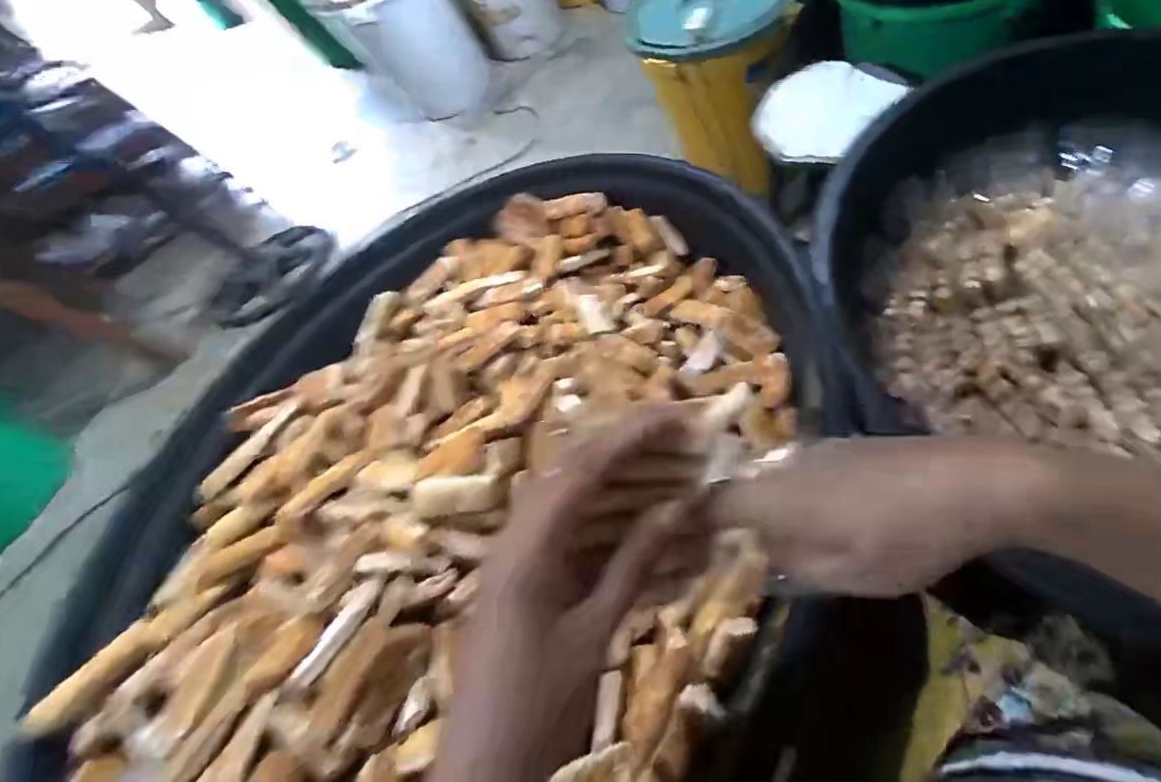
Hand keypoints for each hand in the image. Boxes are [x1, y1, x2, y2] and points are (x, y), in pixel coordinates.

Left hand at [434, 410, 708, 781]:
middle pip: (574, 469)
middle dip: (626, 443)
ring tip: (667, 458)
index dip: (632, 434)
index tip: (677, 414)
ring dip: (619, 474)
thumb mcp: (593, 636)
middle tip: (677, 429)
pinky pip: (569, 527)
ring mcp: (517, 556)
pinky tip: (638, 511)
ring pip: (571, 495)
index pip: (584, 468)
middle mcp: (515, 537)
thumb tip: (678, 505)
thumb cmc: (538, 709)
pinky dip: (607, 513)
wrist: (483, 776)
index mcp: (526, 546)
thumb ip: (633, 564)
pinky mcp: (524, 576)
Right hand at [713, 438, 1047, 595]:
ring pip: (775, 478)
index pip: (716, 501)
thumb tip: (761, 556)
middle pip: (744, 487)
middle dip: (736, 520)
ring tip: (789, 545)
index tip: (689, 548)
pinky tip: (831, 519)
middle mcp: (789, 462)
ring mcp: (819, 448)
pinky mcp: (847, 445)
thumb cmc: (903, 537)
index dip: (695, 522)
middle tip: (743, 556)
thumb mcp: (845, 574)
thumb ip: (793, 567)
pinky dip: (800, 496)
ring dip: (771, 509)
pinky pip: (803, 471)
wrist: (969, 481)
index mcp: (778, 494)